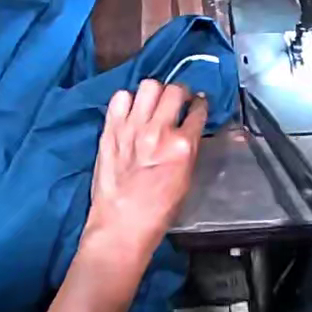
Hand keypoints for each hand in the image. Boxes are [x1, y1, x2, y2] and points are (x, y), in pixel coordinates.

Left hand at [79, 80, 208, 276]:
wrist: (122, 225)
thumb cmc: (158, 210)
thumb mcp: (186, 178)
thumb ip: (187, 148)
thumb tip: (188, 130)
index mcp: (182, 146)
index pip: (198, 110)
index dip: (200, 104)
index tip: (198, 104)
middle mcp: (158, 131)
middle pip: (174, 90)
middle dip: (180, 93)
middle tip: (177, 101)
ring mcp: (132, 127)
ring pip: (148, 86)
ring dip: (155, 92)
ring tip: (153, 103)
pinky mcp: (110, 129)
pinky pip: (120, 97)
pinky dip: (128, 100)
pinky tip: (131, 111)